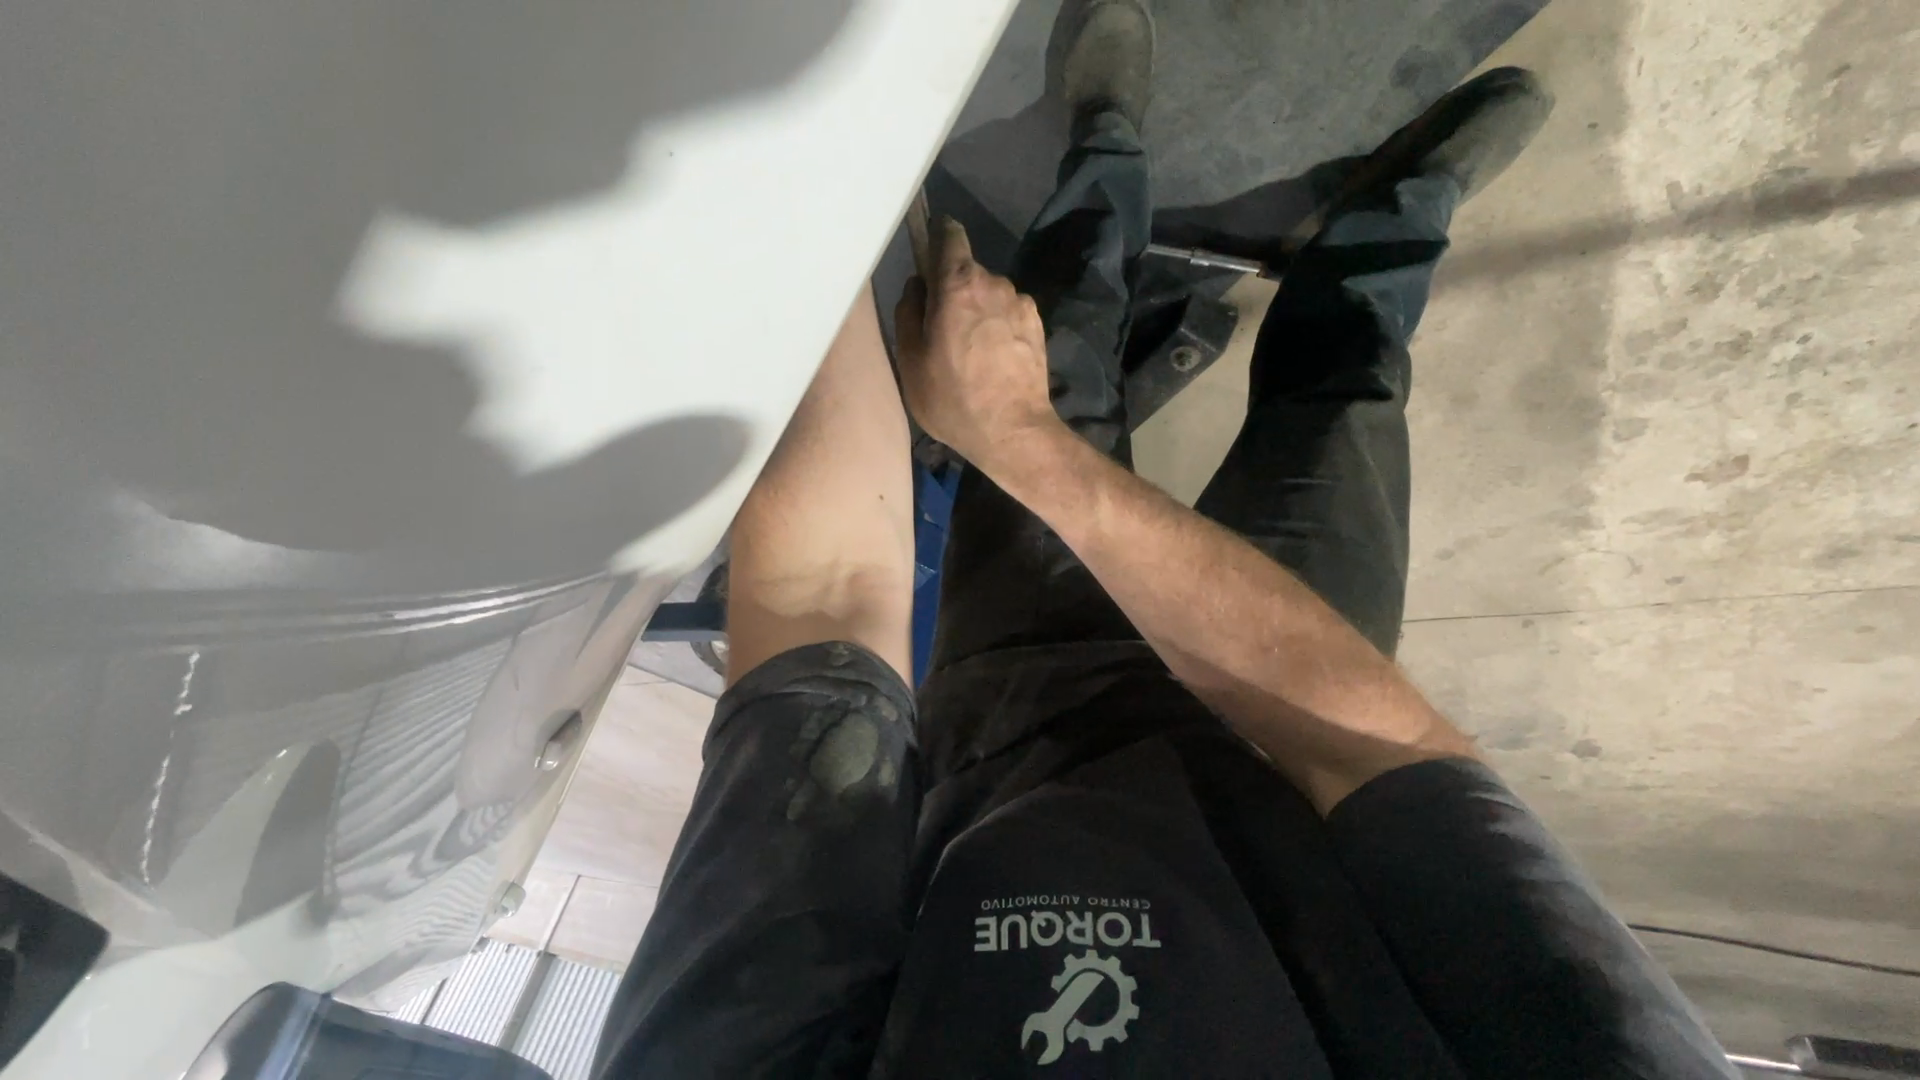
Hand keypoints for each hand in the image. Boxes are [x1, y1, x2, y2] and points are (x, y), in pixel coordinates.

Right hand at [894, 218, 1059, 469]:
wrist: (1012, 431)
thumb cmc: (953, 398)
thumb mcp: (910, 361)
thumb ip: (908, 312)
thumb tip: (918, 286)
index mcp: (957, 284)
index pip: (949, 235)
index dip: (937, 236)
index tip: (929, 249)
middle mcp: (994, 283)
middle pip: (968, 272)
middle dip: (954, 292)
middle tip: (942, 331)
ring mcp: (1021, 304)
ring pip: (990, 296)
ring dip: (978, 312)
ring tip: (970, 353)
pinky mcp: (1038, 326)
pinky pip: (1009, 315)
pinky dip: (998, 328)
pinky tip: (993, 361)